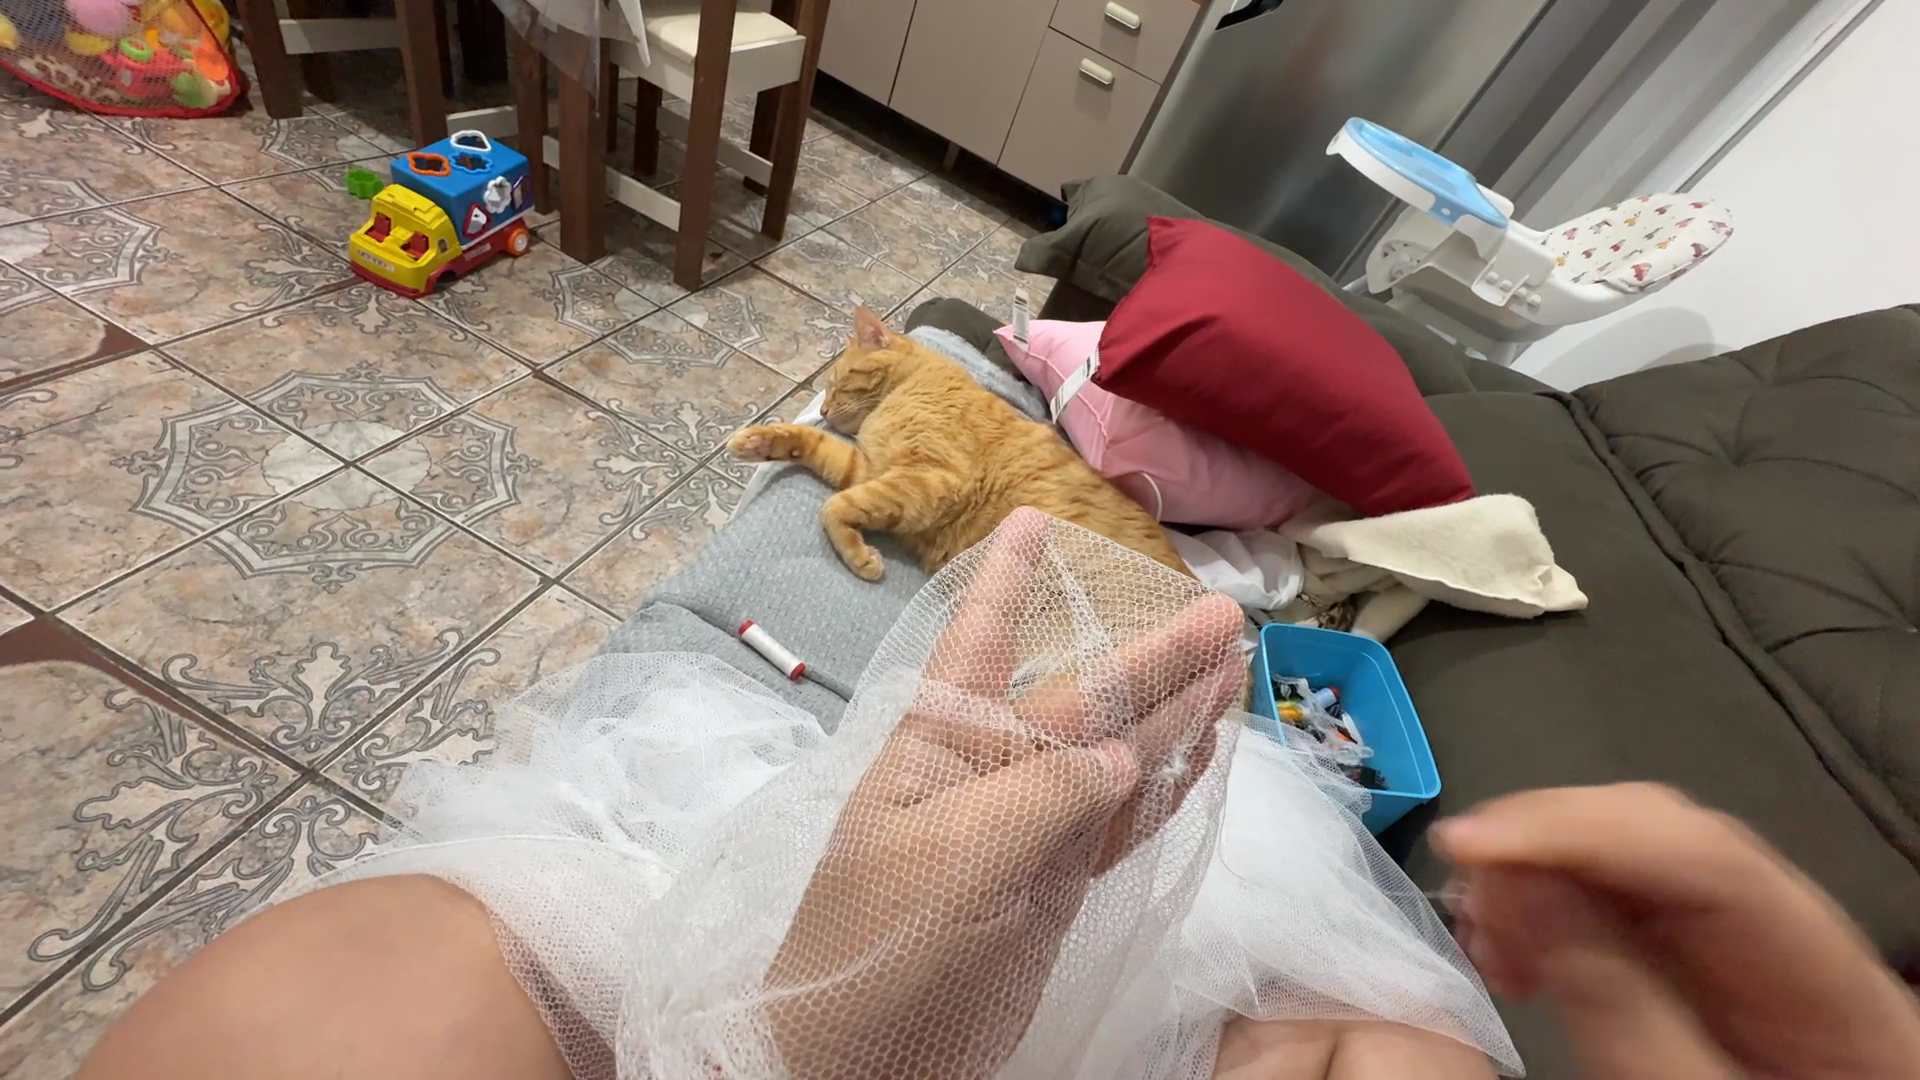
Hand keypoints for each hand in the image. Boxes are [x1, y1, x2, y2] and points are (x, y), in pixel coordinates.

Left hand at [766, 509, 1245, 1079]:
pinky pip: (1122, 819)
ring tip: (1228, 668)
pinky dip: (1164, 785)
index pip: (981, 639)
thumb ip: (1041, 794)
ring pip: (1118, 754)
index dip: (1007, 579)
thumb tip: (1121, 752)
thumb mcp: (950, 857)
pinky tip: (1201, 750)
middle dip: (1148, 656)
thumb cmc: (878, 945)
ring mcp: (1031, 824)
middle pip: (1085, 698)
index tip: (1034, 520)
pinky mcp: (1058, 878)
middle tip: (1218, 614)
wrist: (865, 1061)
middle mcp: (991, 769)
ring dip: (1174, 712)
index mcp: (943, 743)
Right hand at [1434, 783, 1919, 1078]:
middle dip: (1537, 843)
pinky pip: (1583, 882)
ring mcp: (1725, 932)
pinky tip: (1494, 941)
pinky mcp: (1670, 941)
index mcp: (1837, 989)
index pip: (1708, 858)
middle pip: (1651, 832)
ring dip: (1518, 871)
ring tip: (1477, 932)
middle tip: (1465, 891)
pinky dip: (1522, 897)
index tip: (1464, 842)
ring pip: (1604, 847)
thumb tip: (1513, 882)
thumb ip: (1614, 1004)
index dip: (1576, 831)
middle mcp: (1784, 933)